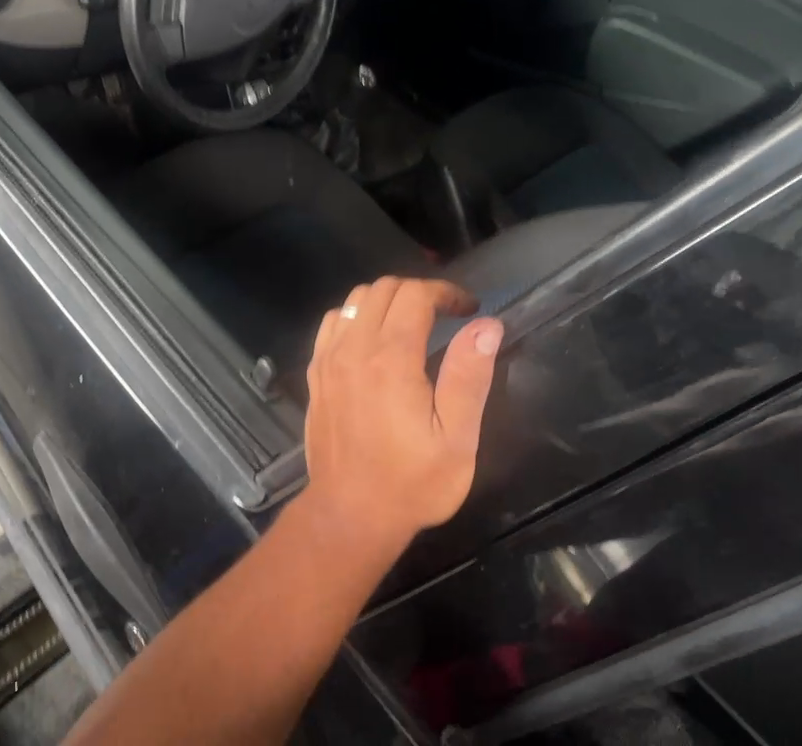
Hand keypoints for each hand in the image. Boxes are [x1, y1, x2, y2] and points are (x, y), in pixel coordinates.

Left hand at [301, 277, 501, 554]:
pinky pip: (332, 324)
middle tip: (447, 316)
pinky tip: (373, 341)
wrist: (351, 512)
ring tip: (413, 323)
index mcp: (390, 360)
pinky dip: (356, 317)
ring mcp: (327, 360)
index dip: (446, 293)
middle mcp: (353, 349)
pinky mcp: (315, 374)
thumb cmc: (413, 482)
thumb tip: (486, 325)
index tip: (469, 310)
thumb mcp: (456, 438)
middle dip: (418, 292)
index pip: (415, 296)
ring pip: (354, 301)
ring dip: (385, 300)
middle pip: (382, 289)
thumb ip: (469, 376)